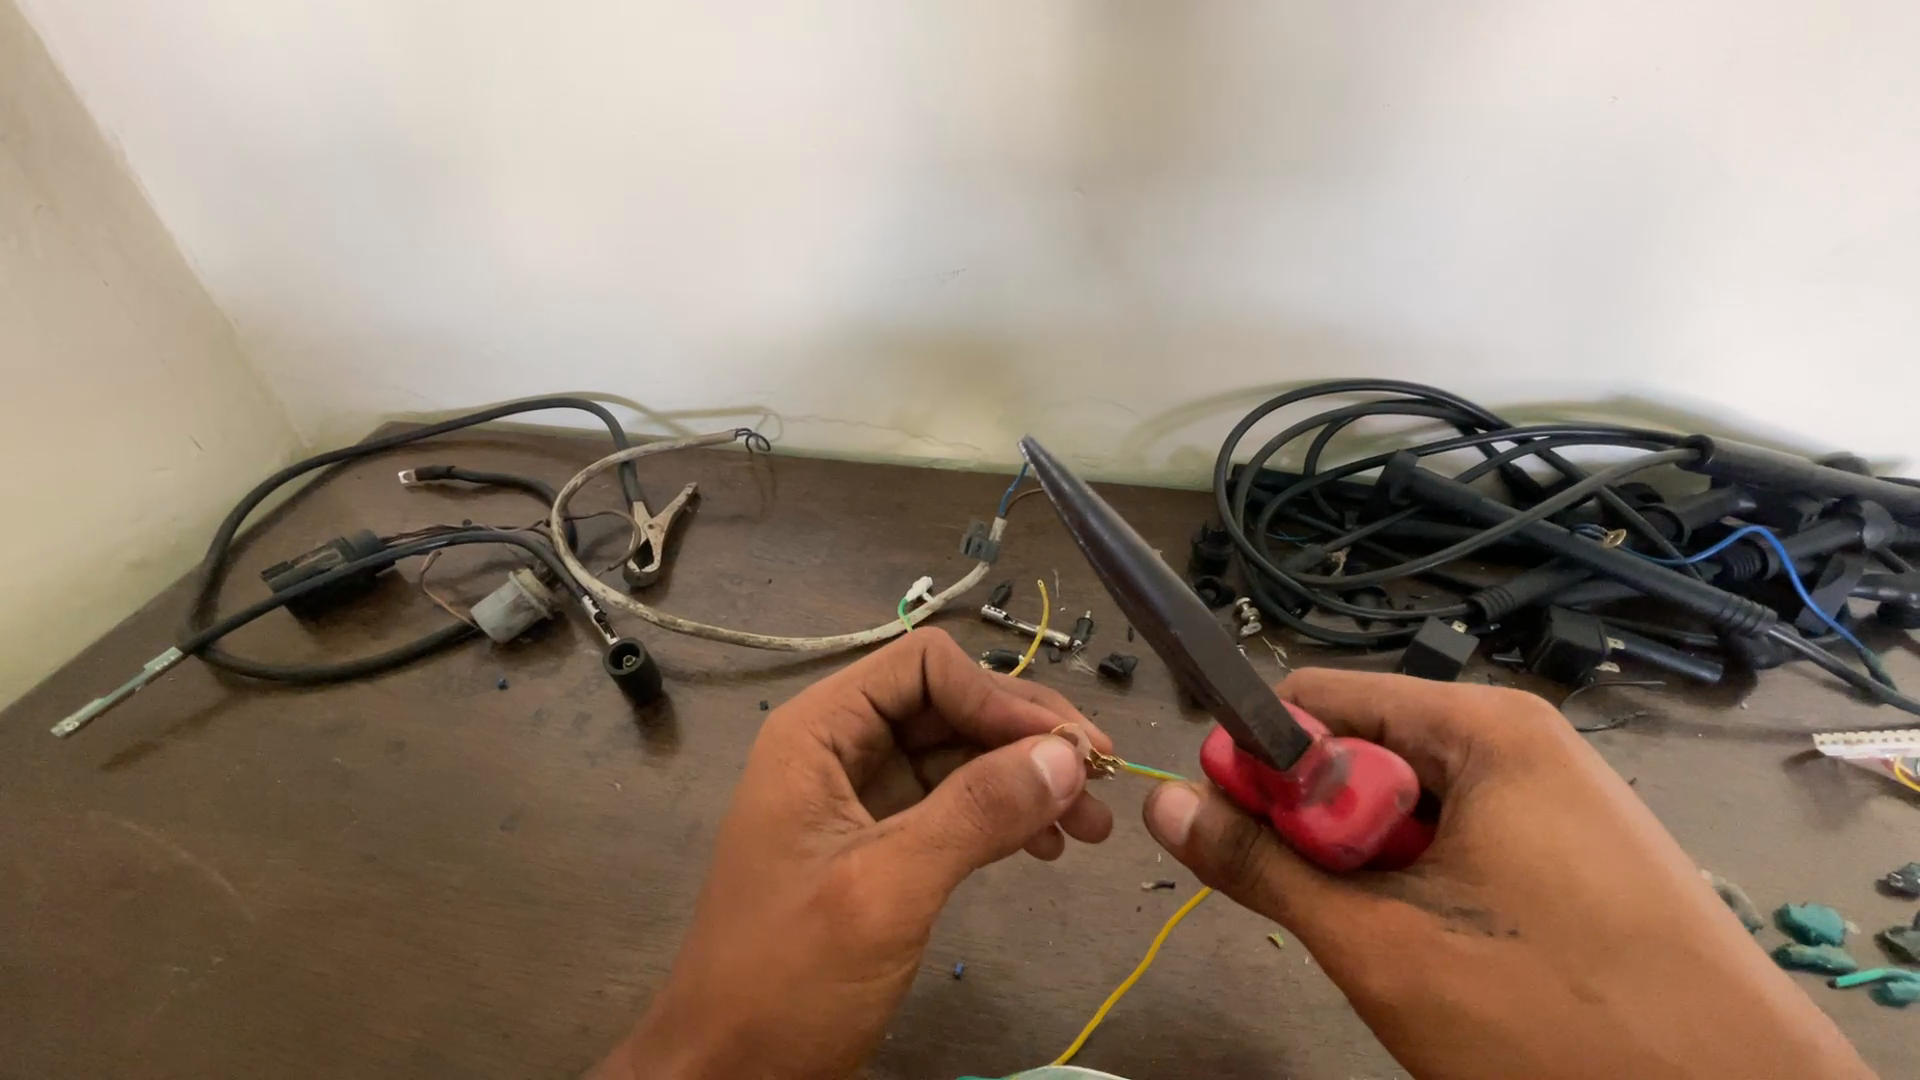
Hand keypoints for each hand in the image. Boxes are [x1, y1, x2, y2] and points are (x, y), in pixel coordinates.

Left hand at [595, 629, 1113, 1079]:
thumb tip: (1067, 753)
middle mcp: (843, 744)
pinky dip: (1005, 814)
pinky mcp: (886, 835)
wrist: (729, 1076)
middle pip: (951, 703)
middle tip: (1098, 779)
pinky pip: (957, 801)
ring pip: (962, 752)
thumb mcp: (885, 888)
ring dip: (1027, 777)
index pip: (925, 667)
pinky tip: (1047, 845)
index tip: (1064, 747)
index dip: (998, 696)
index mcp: (821, 729)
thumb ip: (976, 812)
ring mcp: (865, 790)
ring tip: (1090, 825)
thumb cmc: (787, 977)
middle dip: (1025, 736)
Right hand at [1145, 669, 1872, 1079]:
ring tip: (1389, 937)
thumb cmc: (1557, 1025)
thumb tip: (1159, 802)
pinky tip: (1439, 943)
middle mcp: (1511, 738)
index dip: (1258, 761)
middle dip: (1315, 823)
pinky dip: (1412, 877)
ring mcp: (1547, 791)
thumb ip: (1259, 863)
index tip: (1237, 833)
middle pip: (1354, 749)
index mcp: (1476, 727)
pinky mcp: (1566, 845)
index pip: (1312, 701)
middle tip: (1323, 906)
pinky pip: (1446, 832)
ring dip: (1362, 861)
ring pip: (1396, 800)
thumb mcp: (1379, 942)